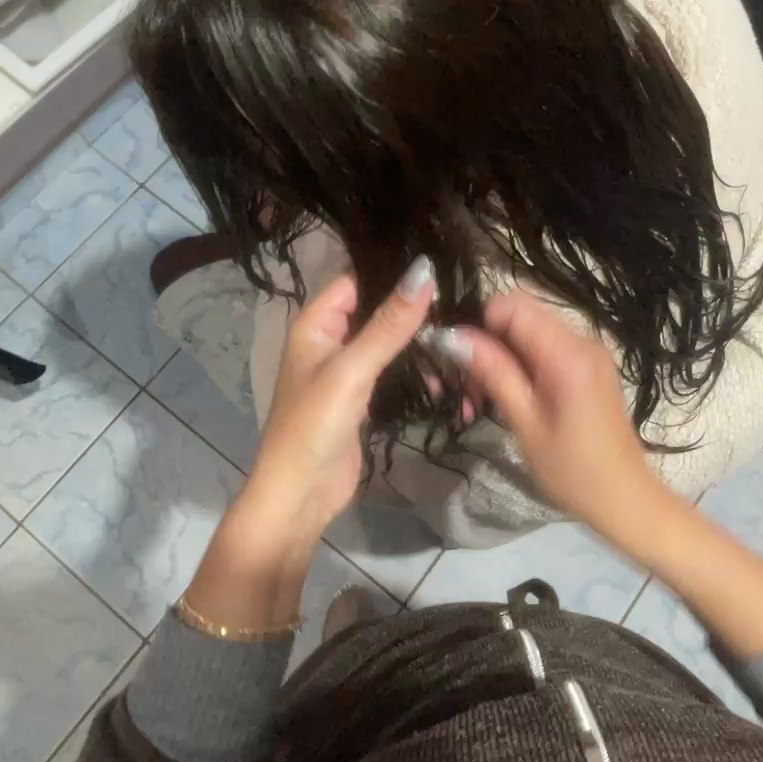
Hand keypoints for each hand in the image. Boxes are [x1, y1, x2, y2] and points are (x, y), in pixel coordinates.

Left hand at [181, 257, 434, 637]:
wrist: (300, 495)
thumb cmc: (314, 426)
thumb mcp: (352, 370)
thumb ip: (389, 323)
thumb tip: (424, 269)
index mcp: (315, 324)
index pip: (356, 280)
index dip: (392, 272)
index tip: (440, 266)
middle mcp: (329, 341)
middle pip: (375, 310)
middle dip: (412, 309)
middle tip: (462, 301)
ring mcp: (346, 371)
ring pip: (387, 342)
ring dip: (418, 343)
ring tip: (462, 336)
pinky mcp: (361, 398)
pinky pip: (392, 372)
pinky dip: (415, 371)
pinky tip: (447, 375)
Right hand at [434, 291, 661, 535]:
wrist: (625, 500)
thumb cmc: (573, 470)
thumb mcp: (525, 423)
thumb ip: (493, 373)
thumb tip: (454, 336)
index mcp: (568, 353)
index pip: (514, 304)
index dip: (481, 322)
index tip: (462, 358)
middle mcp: (582, 341)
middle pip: (520, 317)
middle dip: (486, 344)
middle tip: (467, 390)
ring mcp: (588, 353)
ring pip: (528, 334)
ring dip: (500, 360)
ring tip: (481, 402)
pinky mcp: (588, 367)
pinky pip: (544, 351)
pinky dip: (520, 368)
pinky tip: (508, 400)